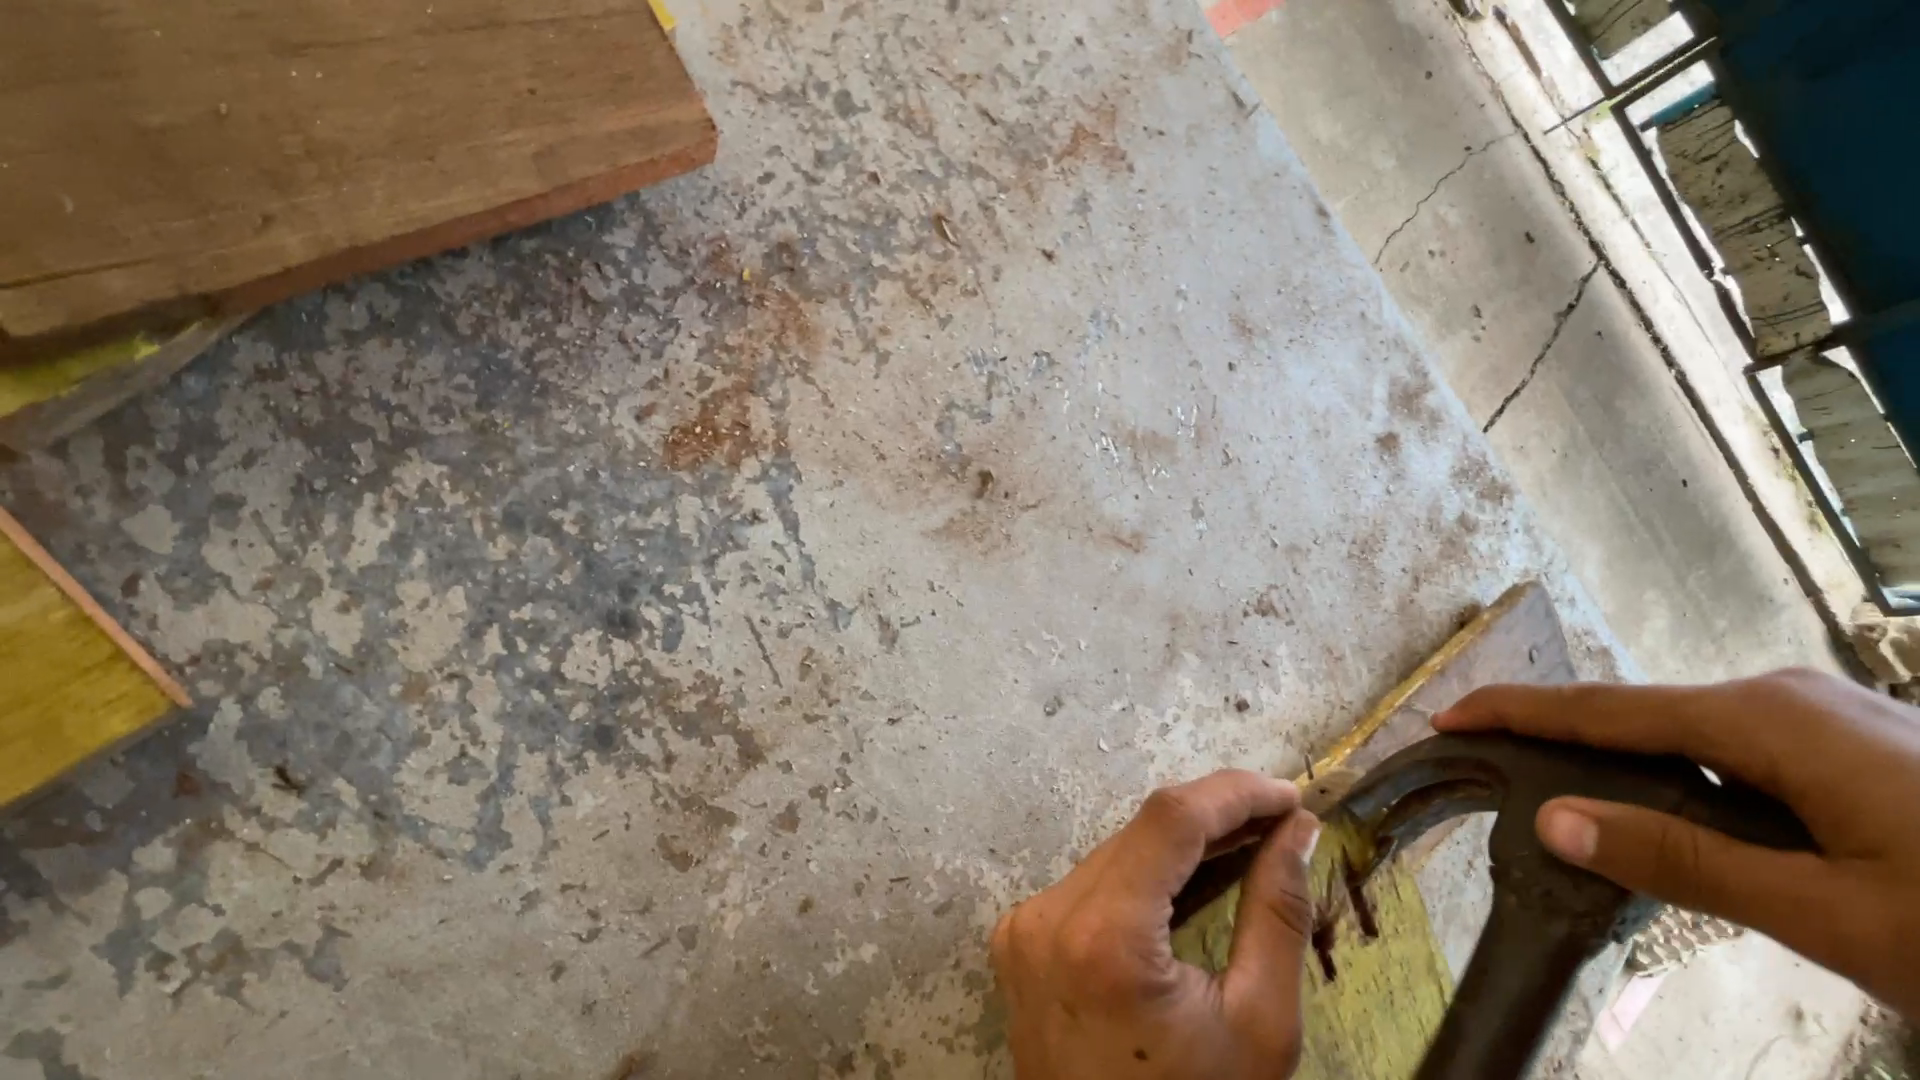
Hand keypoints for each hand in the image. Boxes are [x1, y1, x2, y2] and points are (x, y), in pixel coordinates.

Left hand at [990, 770, 1321, 1077]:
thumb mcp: (1258, 1025)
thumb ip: (1278, 915)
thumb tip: (1298, 831)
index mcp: (1103, 937)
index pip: (1169, 819)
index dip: (1232, 792)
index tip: (1287, 795)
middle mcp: (1049, 916)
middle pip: (1140, 831)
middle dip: (1213, 816)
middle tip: (1278, 822)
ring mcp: (1025, 925)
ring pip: (1115, 850)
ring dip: (1178, 843)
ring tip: (1244, 844)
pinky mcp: (1019, 936)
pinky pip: (1090, 881)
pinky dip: (1142, 873)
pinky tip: (1186, 882)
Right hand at [1436, 668, 1919, 1016]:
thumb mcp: (1835, 911)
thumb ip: (1683, 859)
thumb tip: (1553, 821)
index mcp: (1763, 720)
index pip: (1601, 708)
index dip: (1514, 712)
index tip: (1445, 717)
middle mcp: (1783, 697)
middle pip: (1637, 712)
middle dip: (1557, 734)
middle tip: (1489, 760)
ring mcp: (1823, 714)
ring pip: (1685, 732)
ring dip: (1618, 760)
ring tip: (1563, 792)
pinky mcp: (1848, 741)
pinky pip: (1730, 747)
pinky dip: (1675, 773)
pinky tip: (1669, 809)